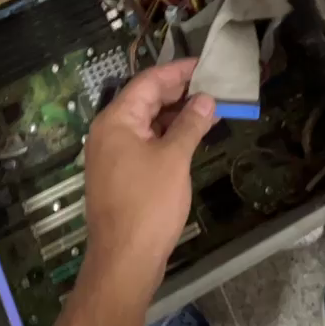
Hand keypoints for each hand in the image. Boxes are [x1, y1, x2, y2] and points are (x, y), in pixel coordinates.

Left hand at [80, 59, 215, 297]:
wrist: (124, 262)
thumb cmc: (148, 205)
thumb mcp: (175, 158)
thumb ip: (191, 124)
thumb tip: (206, 99)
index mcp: (116, 120)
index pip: (148, 82)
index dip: (178, 71)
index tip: (206, 64)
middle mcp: (110, 132)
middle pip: (146, 100)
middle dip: (180, 92)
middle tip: (214, 84)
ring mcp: (114, 154)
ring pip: (148, 122)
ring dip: (177, 114)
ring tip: (211, 107)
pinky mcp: (122, 174)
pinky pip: (147, 142)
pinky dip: (169, 135)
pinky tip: (194, 134)